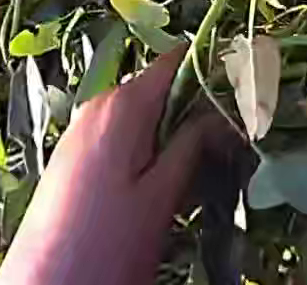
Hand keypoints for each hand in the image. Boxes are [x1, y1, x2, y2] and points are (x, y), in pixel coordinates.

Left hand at [0, 48, 226, 284]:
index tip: (237, 90)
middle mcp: (99, 102)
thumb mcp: (159, 197)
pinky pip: (117, 131)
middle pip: (158, 86)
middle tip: (221, 141)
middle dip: (191, 108)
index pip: (175, 59)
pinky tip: (153, 182)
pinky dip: (142, 145)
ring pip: (139, 112)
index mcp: (123, 103)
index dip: (209, 67)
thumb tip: (220, 110)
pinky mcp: (70, 153)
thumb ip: (192, 144)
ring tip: (191, 167)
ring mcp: (81, 126)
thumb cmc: (104, 246)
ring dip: (168, 131)